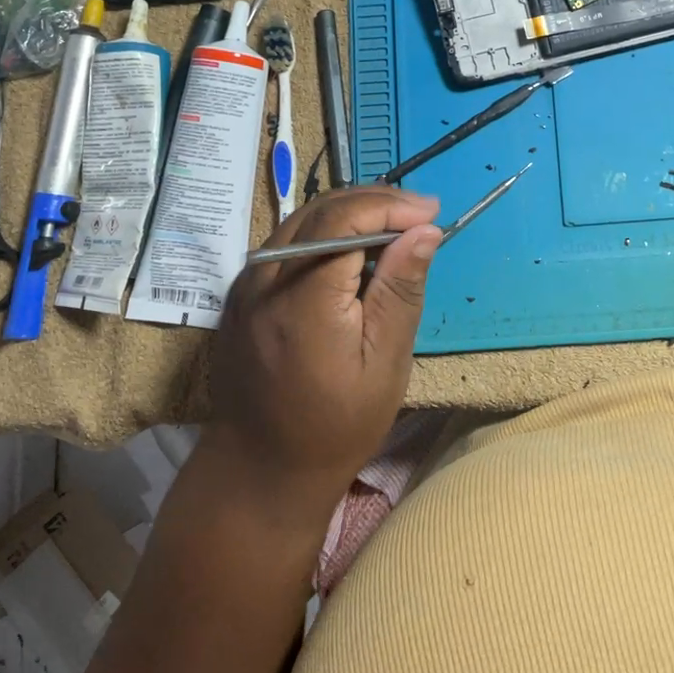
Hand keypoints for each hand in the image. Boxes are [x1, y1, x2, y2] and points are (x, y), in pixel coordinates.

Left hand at [208, 186, 442, 506]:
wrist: (260, 470)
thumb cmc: (334, 427)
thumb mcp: (384, 364)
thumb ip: (401, 290)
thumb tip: (425, 230)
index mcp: (302, 299)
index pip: (344, 219)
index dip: (391, 206)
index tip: (432, 211)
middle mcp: (264, 280)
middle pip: (321, 211)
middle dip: (375, 202)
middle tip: (420, 214)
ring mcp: (245, 285)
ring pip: (301, 221)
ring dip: (351, 214)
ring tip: (396, 228)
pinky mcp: (241, 295)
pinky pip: (286, 243)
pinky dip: (326, 234)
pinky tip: (355, 253)